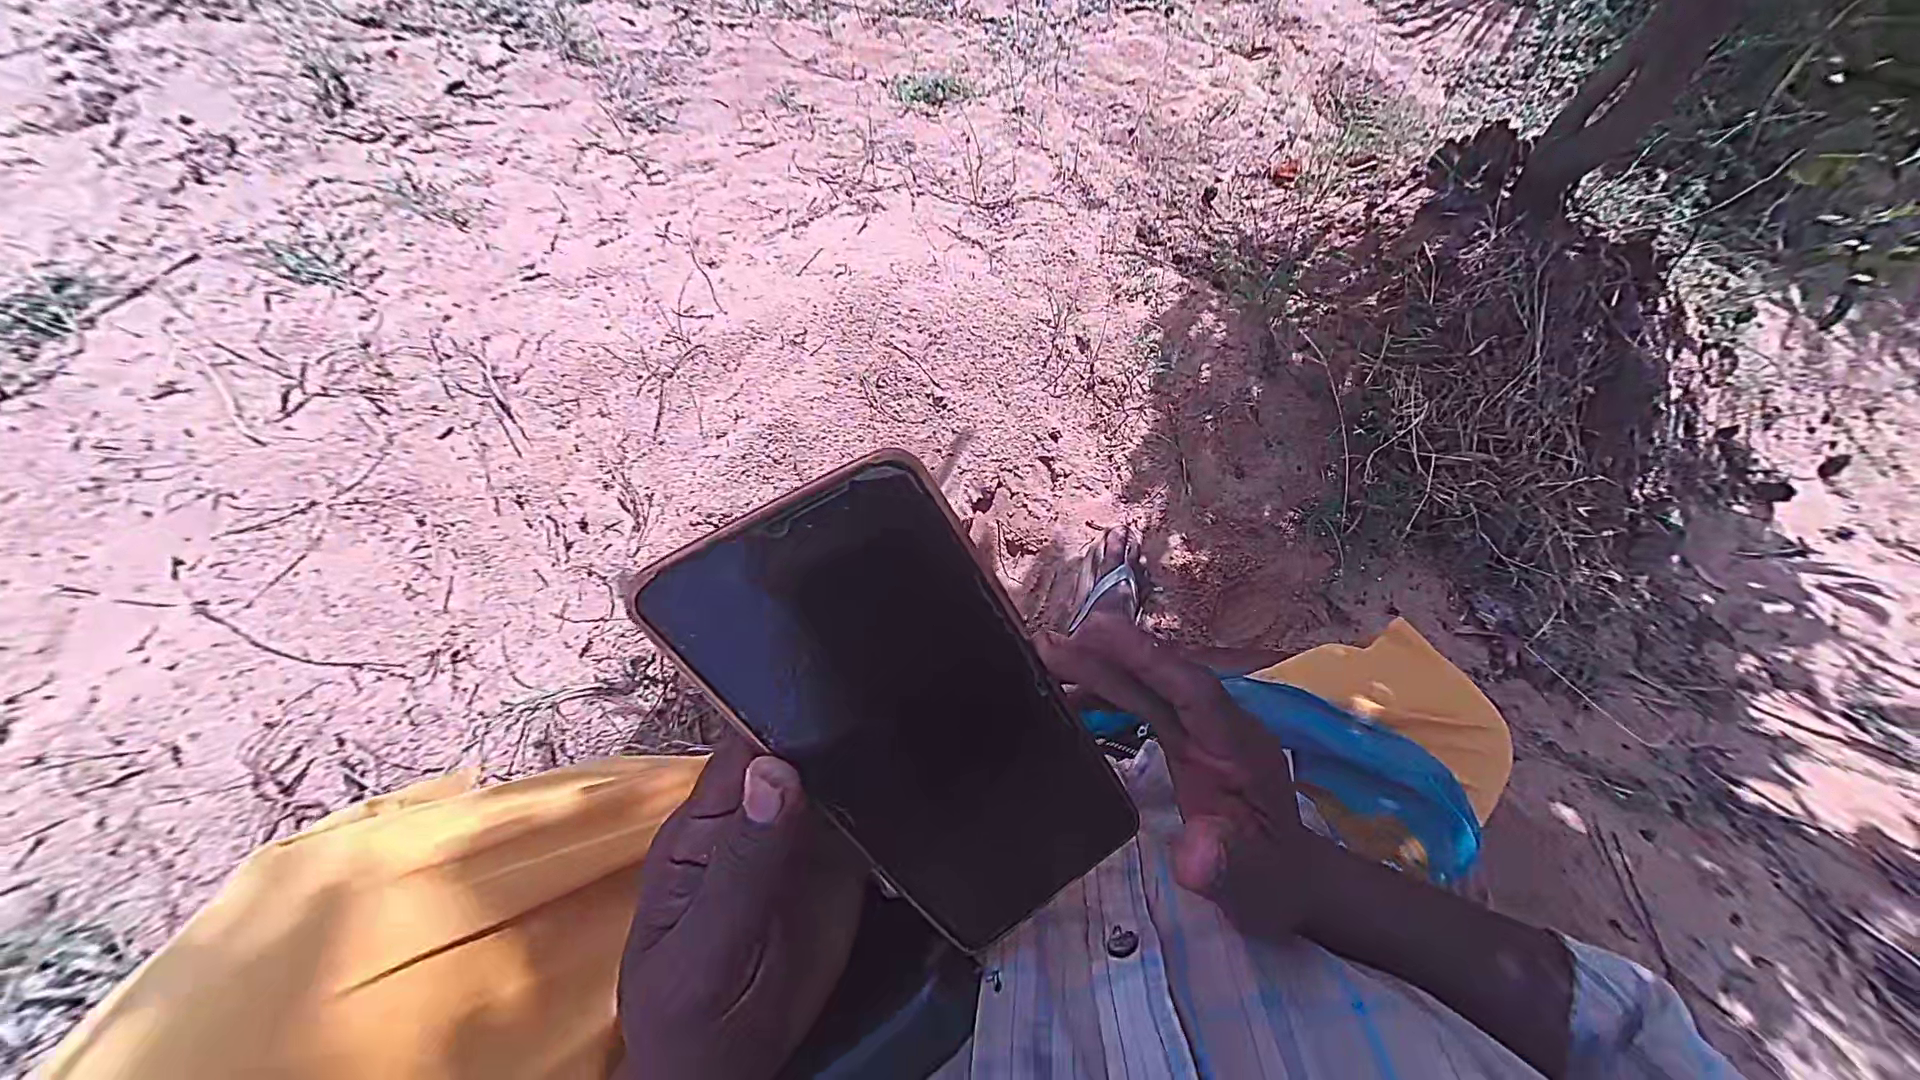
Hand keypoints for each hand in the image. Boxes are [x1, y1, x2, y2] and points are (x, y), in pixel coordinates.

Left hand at [617, 731, 866, 1079]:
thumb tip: (771, 773)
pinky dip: (885, 803)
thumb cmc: (691, 1018)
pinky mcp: (838, 862)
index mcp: (705, 827)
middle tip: (877, 720)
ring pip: (835, 777)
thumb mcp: (706, 945)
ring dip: (863, 763)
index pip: (743, 748)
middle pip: (796, 753)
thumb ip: (741, 861)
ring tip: (898, 746)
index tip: (827, 706)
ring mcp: (798, 839)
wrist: (730, 1074)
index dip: (782, 723)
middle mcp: (755, 820)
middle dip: (832, 734)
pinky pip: (864, 817)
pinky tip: (905, 792)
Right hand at [1036, 614, 1318, 937]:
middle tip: (1046, 643)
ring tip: (1046, 660)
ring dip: (1098, 669)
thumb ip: (1229, 866)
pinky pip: (1139, 702)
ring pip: (1145, 685)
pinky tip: (1069, 698)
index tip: (1096, 631)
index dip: (1146, 656)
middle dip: (1105, 656)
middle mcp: (1217, 724)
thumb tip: (1193, 858)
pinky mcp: (1182, 735)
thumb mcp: (1256, 885)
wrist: (1286, 876)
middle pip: (1160, 677)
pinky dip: (1102, 694)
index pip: (1193, 689)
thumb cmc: (1271, 880)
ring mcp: (1198, 727)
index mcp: (1239, 747)